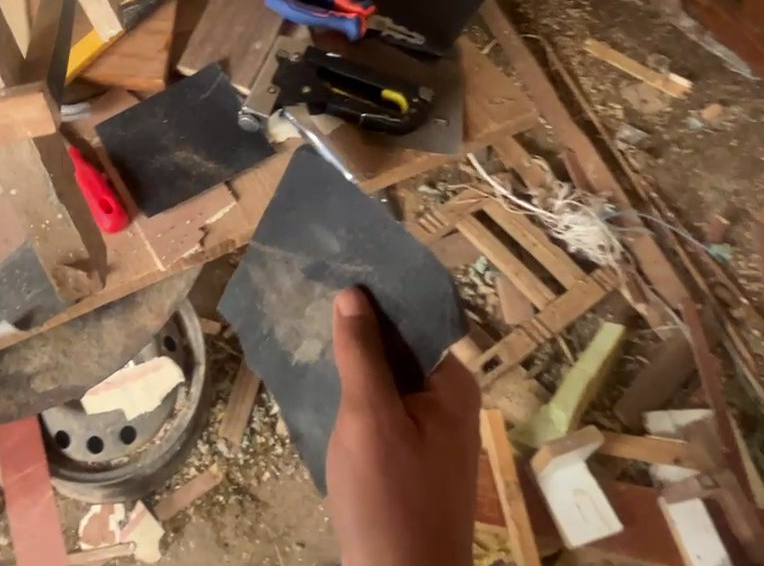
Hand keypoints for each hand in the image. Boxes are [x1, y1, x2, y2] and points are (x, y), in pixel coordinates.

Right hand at [325, 287, 481, 565]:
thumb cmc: (389, 497)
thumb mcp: (370, 418)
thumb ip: (361, 353)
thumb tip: (352, 293)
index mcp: (452, 385)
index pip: (417, 319)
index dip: (380, 293)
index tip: (340, 266)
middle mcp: (448, 401)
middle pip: (403, 344)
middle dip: (363, 320)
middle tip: (315, 288)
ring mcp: (430, 429)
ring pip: (389, 373)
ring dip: (356, 352)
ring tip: (312, 321)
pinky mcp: (409, 451)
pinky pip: (383, 401)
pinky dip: (356, 384)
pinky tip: (324, 373)